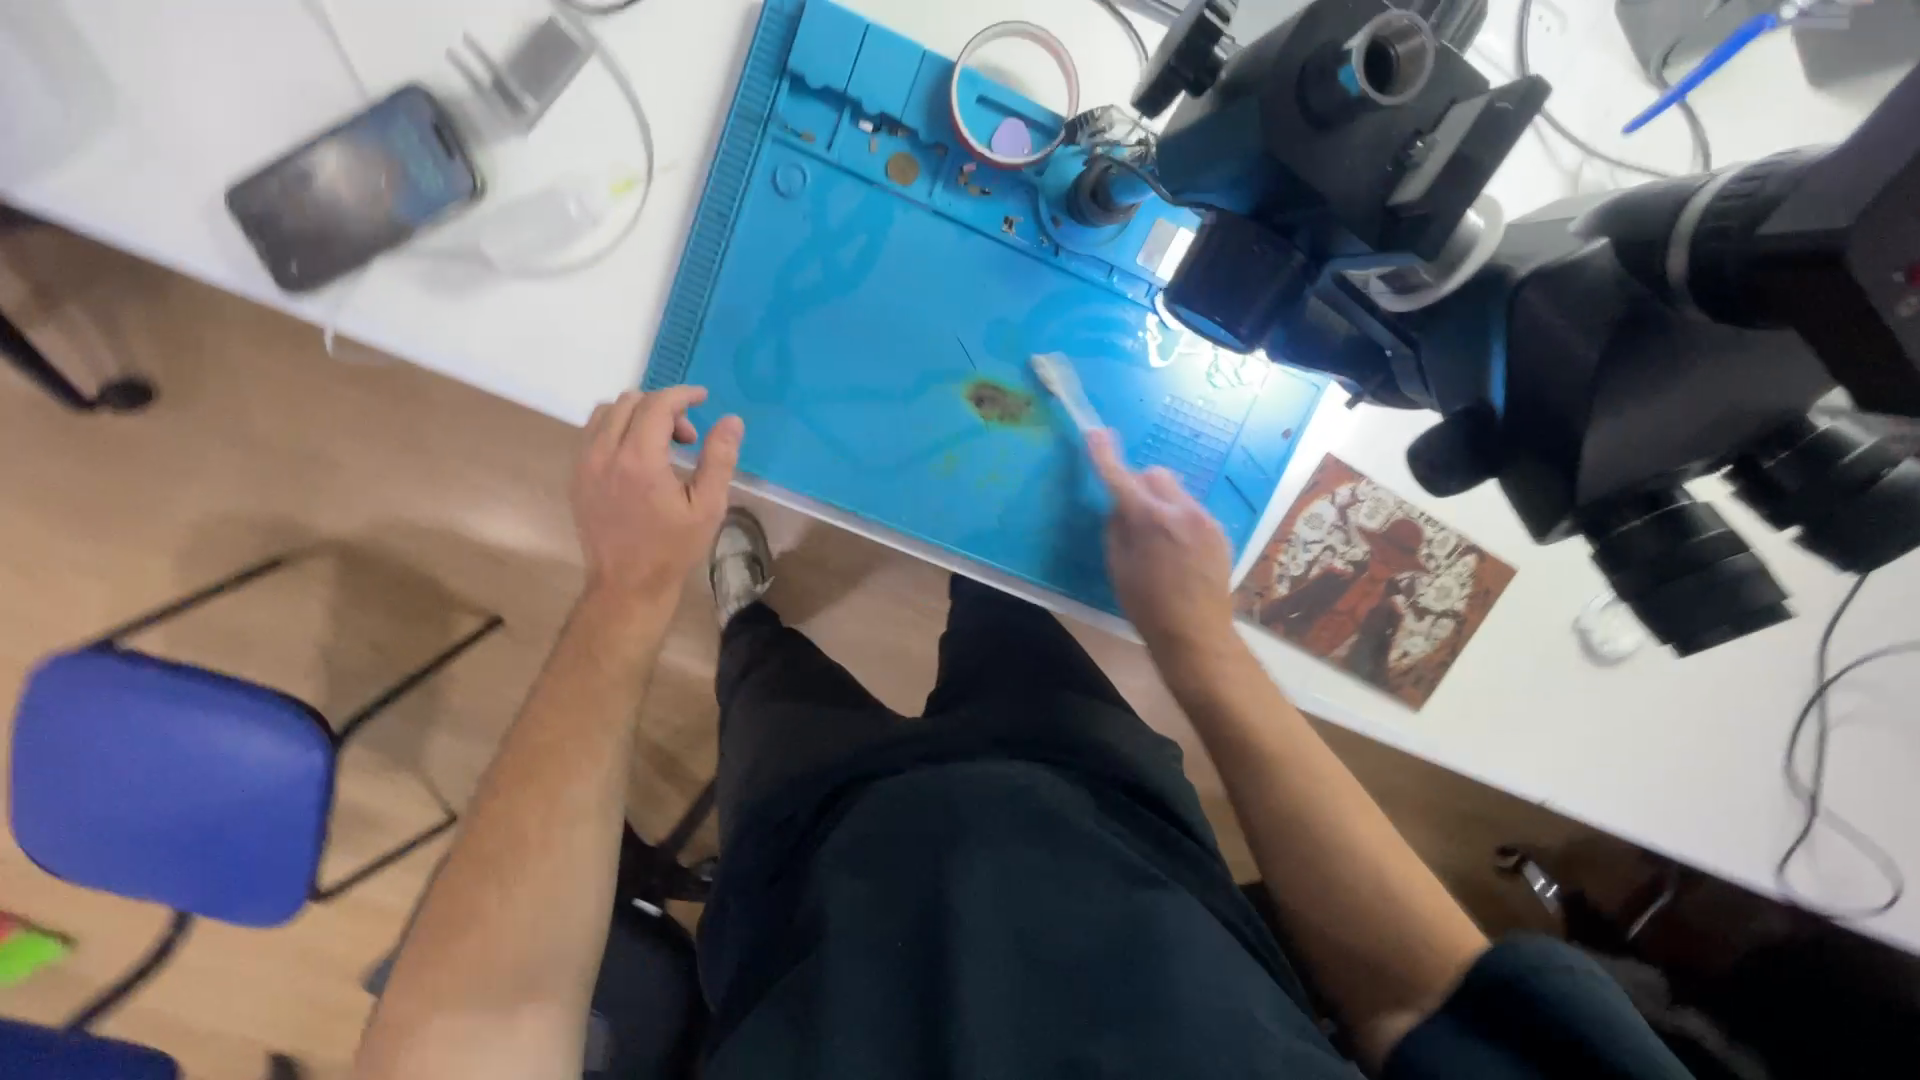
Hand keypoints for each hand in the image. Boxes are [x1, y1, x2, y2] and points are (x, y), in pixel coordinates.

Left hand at [571, 387, 743, 620]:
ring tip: (661, 444)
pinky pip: (592, 434)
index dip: (683, 394)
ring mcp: (584, 464)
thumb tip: (731, 420)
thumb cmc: (673, 549)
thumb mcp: (708, 506)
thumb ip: (719, 458)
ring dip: (637, 415)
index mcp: (639, 459)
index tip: (703, 399)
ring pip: (605, 413)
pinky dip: (617, 430)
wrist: (627, 585)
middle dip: (663, 407)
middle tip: (688, 438)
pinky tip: (638, 458)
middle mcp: (604, 453)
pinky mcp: (577, 477)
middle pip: (630, 402)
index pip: (657, 404)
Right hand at [1087, 429, 1236, 662]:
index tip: (1095, 433)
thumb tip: (1121, 507)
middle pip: (1155, 475)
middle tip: (1133, 514)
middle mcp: (1180, 511)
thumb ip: (1117, 528)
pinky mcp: (1219, 532)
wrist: (1195, 633)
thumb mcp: (1117, 566)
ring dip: (1162, 504)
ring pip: (1176, 493)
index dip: (1104, 455)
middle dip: (1141, 486)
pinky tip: (1179, 553)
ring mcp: (1204, 520)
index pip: (1120, 477)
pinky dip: (1180, 521)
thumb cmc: (1145, 605)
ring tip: (1160, 542)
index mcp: (1148, 520)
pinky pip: (1192, 512)